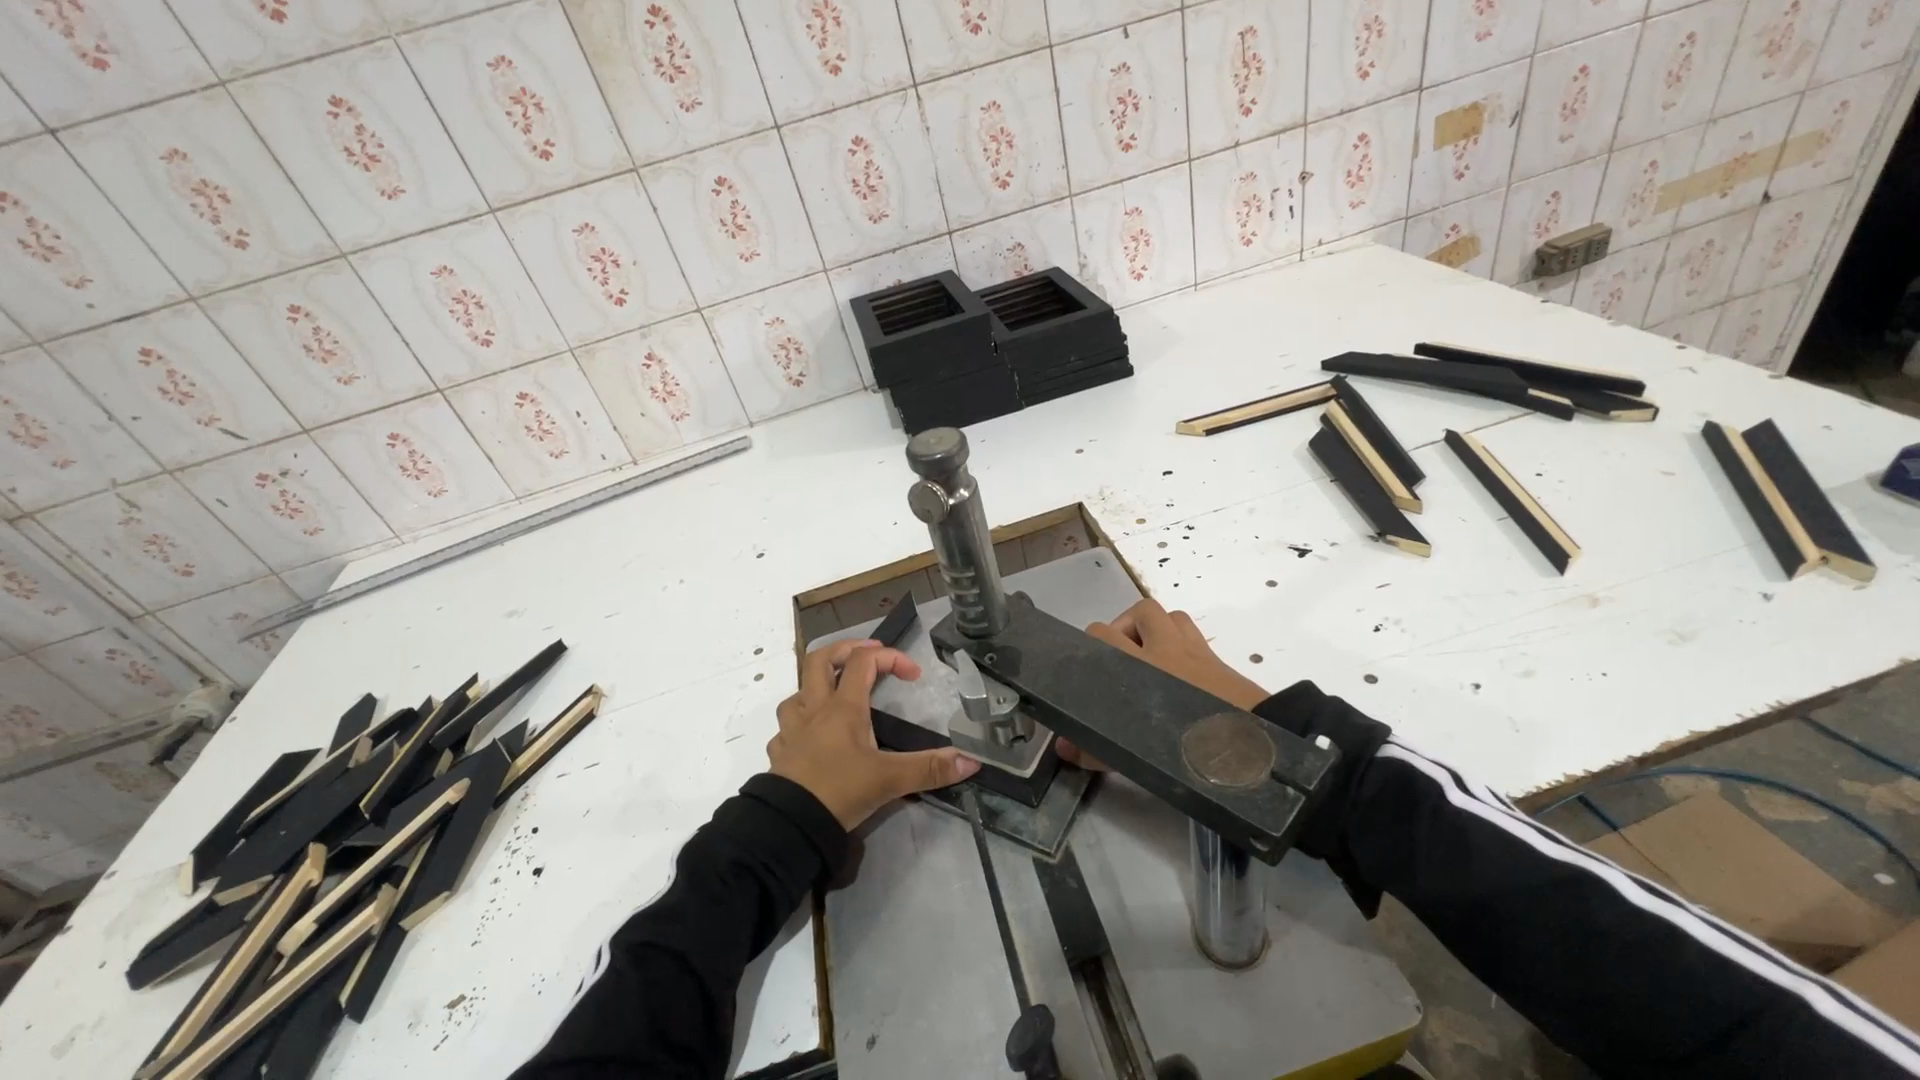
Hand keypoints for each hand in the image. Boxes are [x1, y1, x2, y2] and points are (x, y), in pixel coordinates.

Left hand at [770, 639, 979, 829]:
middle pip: (820, 660)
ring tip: (836, 695)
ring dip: (817, 686)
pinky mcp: (779, 754)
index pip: (863, 661)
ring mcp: (791, 731)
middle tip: (867, 655)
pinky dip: (800, 725)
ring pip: (797, 692)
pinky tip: (811, 738)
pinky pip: (786, 729)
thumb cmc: (840, 792)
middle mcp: (814, 710)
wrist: (790, 825)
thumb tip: (972, 760)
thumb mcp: (891, 780)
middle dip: (845, 650)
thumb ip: (930, 768)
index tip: (913, 675)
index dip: (891, 657)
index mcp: (842, 708)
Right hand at [1060, 600, 1269, 769]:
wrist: (1251, 752)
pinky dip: (1180, 639)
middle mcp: (1164, 649)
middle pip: (1138, 612)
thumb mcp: (1133, 758)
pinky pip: (1192, 633)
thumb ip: (1094, 751)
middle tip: (1118, 659)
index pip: (1099, 633)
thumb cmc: (1189, 754)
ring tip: (1146, 654)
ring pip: (1170, 615)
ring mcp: (1194, 650)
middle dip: (1123, 629)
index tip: (1086, 669)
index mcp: (1138, 667)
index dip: (1088, 646)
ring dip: (1154, 628)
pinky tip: (1177, 664)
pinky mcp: (1215, 659)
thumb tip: (1063, 746)